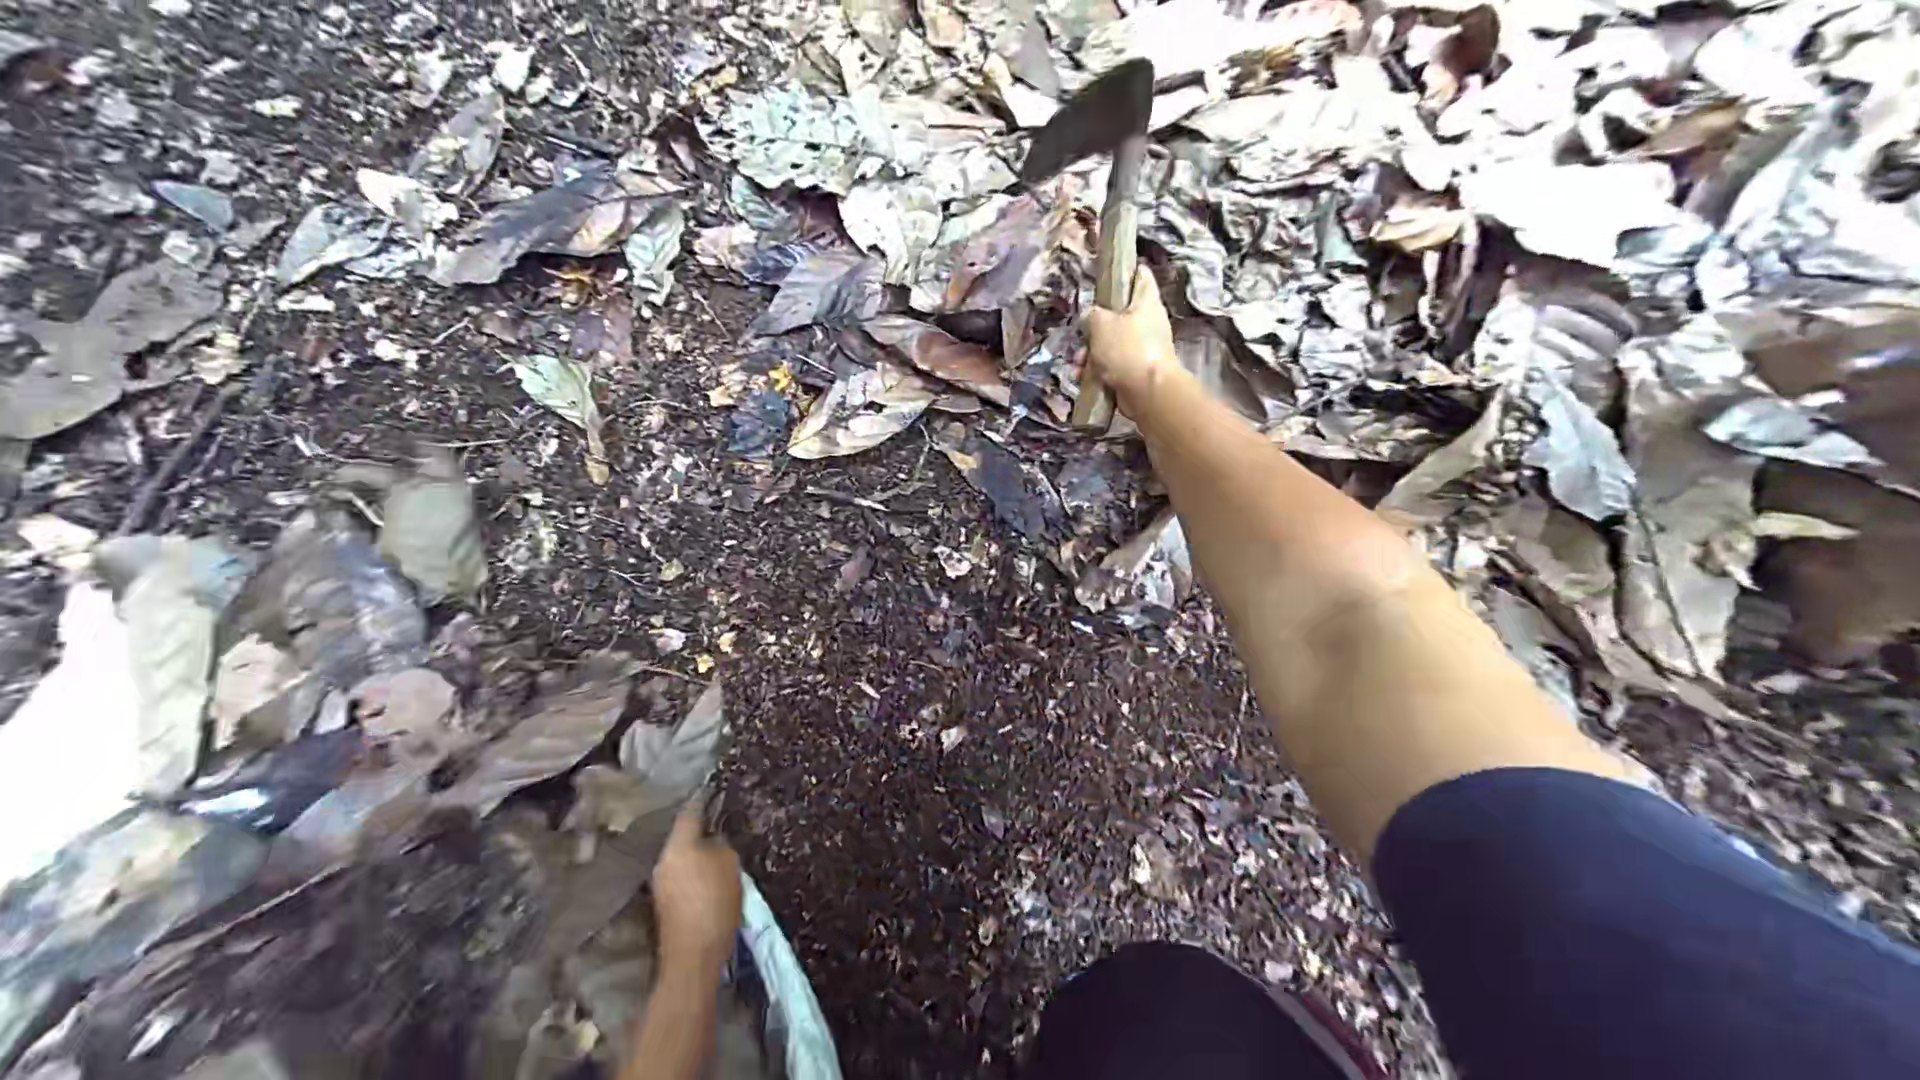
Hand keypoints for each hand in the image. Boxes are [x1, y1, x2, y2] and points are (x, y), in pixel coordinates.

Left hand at [651, 807, 742, 972]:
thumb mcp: (729, 865)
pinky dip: (696, 869)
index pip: (690, 812)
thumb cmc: (713, 903)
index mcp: (677, 846)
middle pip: (684, 835)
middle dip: (702, 829)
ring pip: (683, 856)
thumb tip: (714, 840)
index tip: (715, 789)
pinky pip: (683, 874)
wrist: (693, 957)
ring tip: (721, 848)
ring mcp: (661, 884)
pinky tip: (711, 874)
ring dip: (699, 851)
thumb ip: (721, 845)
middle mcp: (663, 860)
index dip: (704, 799)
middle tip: (723, 821)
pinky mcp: (665, 904)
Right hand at [1086, 266, 1178, 413]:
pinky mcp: (1135, 371)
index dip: (1125, 271)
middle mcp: (1148, 322)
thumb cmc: (1127, 349)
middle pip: (1117, 314)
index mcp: (1146, 301)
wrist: (1147, 392)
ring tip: (1078, 363)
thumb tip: (1089, 318)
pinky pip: (1111, 365)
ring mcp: (1143, 348)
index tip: (1107, 276)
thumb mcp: (1100, 323)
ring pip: (1110, 343)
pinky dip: (1096, 370)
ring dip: (1090, 353)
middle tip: (1081, 334)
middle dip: (1094, 326)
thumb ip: (1091, 315)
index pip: (1140, 275)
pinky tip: (1082, 377)